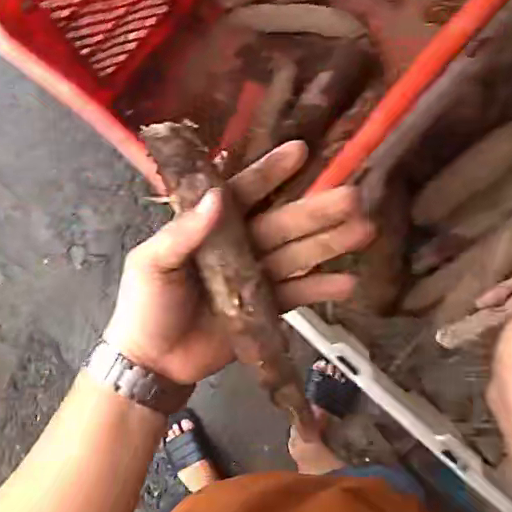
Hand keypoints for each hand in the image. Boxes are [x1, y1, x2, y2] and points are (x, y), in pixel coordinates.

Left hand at [103, 141, 373, 384]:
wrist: (152, 361)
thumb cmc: (146, 304)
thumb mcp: (152, 263)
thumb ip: (183, 233)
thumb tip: (218, 196)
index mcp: (206, 227)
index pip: (242, 193)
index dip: (270, 173)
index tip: (300, 151)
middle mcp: (236, 246)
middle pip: (280, 223)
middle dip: (316, 210)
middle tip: (354, 196)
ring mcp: (253, 276)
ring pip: (295, 254)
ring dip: (329, 243)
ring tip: (365, 229)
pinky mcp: (264, 308)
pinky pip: (295, 293)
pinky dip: (319, 288)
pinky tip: (348, 281)